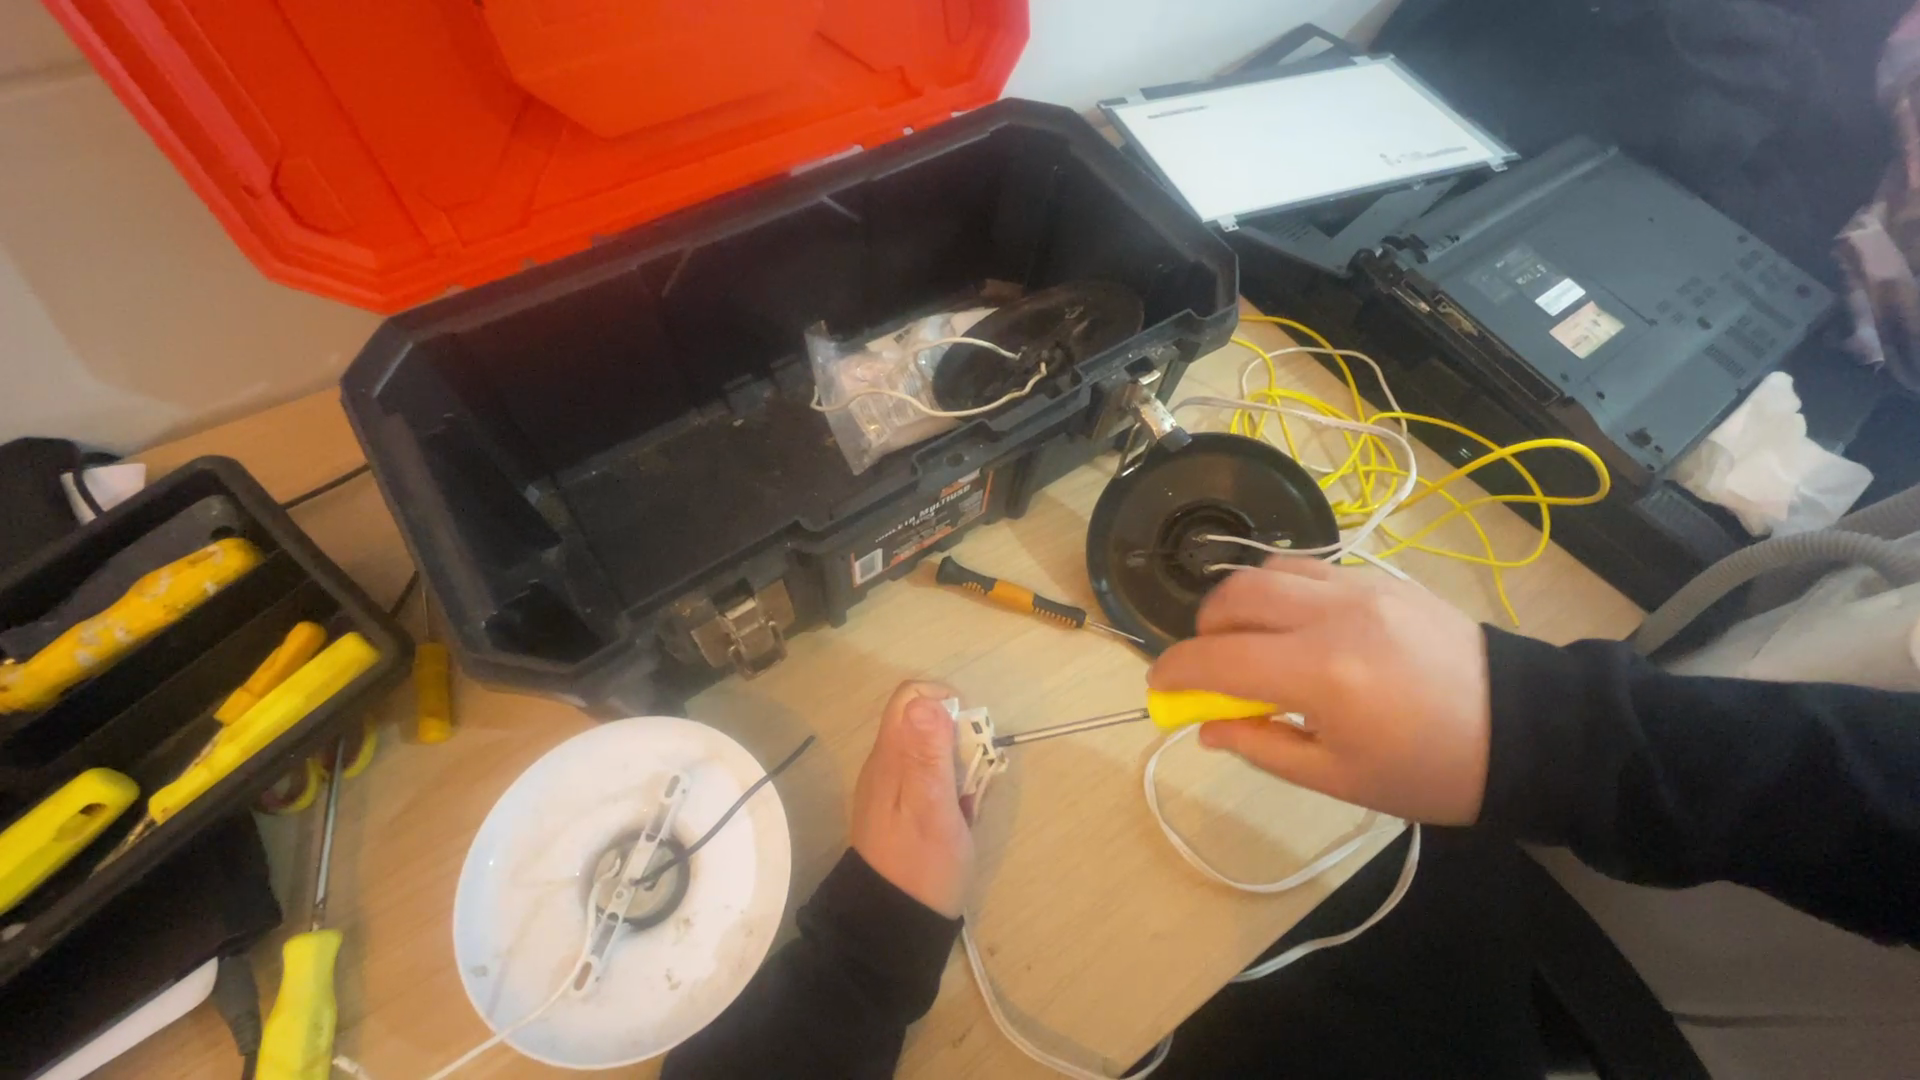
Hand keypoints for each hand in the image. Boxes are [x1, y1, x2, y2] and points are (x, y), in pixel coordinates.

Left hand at [850, 681, 974, 917]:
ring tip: (970, 799)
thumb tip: (927, 701)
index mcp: (892, 756)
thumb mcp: (933, 808)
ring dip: (959, 763)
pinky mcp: (902, 806)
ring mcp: (893, 784)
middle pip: (923, 720)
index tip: (971, 731)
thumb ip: (929, 755)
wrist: (893, 923)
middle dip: (958, 736)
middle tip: (976, 773)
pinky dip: (951, 786)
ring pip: (929, 749)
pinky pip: (929, 777)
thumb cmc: (921, 866)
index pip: (910, 697)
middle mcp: (887, 762)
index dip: (945, 700)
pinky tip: (961, 815)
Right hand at [1149, 557, 1491, 825]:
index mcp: (1320, 674)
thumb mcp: (1338, 777)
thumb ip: (1260, 745)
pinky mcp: (1378, 578)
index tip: (1157, 686)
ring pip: (1264, 572)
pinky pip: (1304, 570)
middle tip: (1210, 667)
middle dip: (1202, 632)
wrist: (1528, 730)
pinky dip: (1277, 592)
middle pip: (1231, 597)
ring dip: (1236, 605)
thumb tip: (1205, 727)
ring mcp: (1357, 588)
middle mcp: (1330, 616)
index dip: (1174, 671)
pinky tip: (1292, 625)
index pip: (1216, 659)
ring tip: (1249, 640)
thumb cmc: (1430, 770)